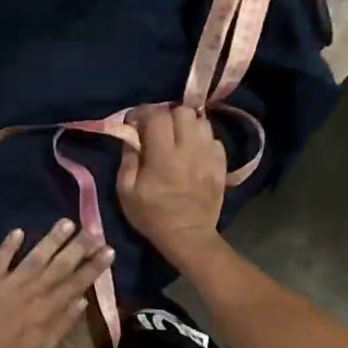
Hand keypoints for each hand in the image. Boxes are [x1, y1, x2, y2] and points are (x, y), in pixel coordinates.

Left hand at [0, 220, 114, 347]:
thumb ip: (64, 323)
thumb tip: (83, 300)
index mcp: (50, 307)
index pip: (78, 282)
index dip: (94, 265)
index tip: (108, 249)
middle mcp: (35, 289)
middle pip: (61, 263)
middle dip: (79, 246)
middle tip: (94, 229)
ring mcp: (11, 281)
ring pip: (36, 255)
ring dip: (52, 239)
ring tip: (67, 222)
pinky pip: (1, 257)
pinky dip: (9, 244)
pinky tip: (18, 231)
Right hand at [118, 104, 226, 259]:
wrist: (188, 236)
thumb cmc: (152, 215)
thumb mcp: (126, 191)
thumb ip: (127, 159)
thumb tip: (130, 137)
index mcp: (163, 155)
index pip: (156, 115)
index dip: (142, 112)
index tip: (134, 121)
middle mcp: (189, 149)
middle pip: (182, 111)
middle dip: (167, 115)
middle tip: (157, 129)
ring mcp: (209, 155)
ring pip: (201, 121)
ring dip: (187, 124)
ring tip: (177, 137)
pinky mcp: (221, 164)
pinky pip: (214, 139)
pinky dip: (202, 139)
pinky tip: (193, 151)